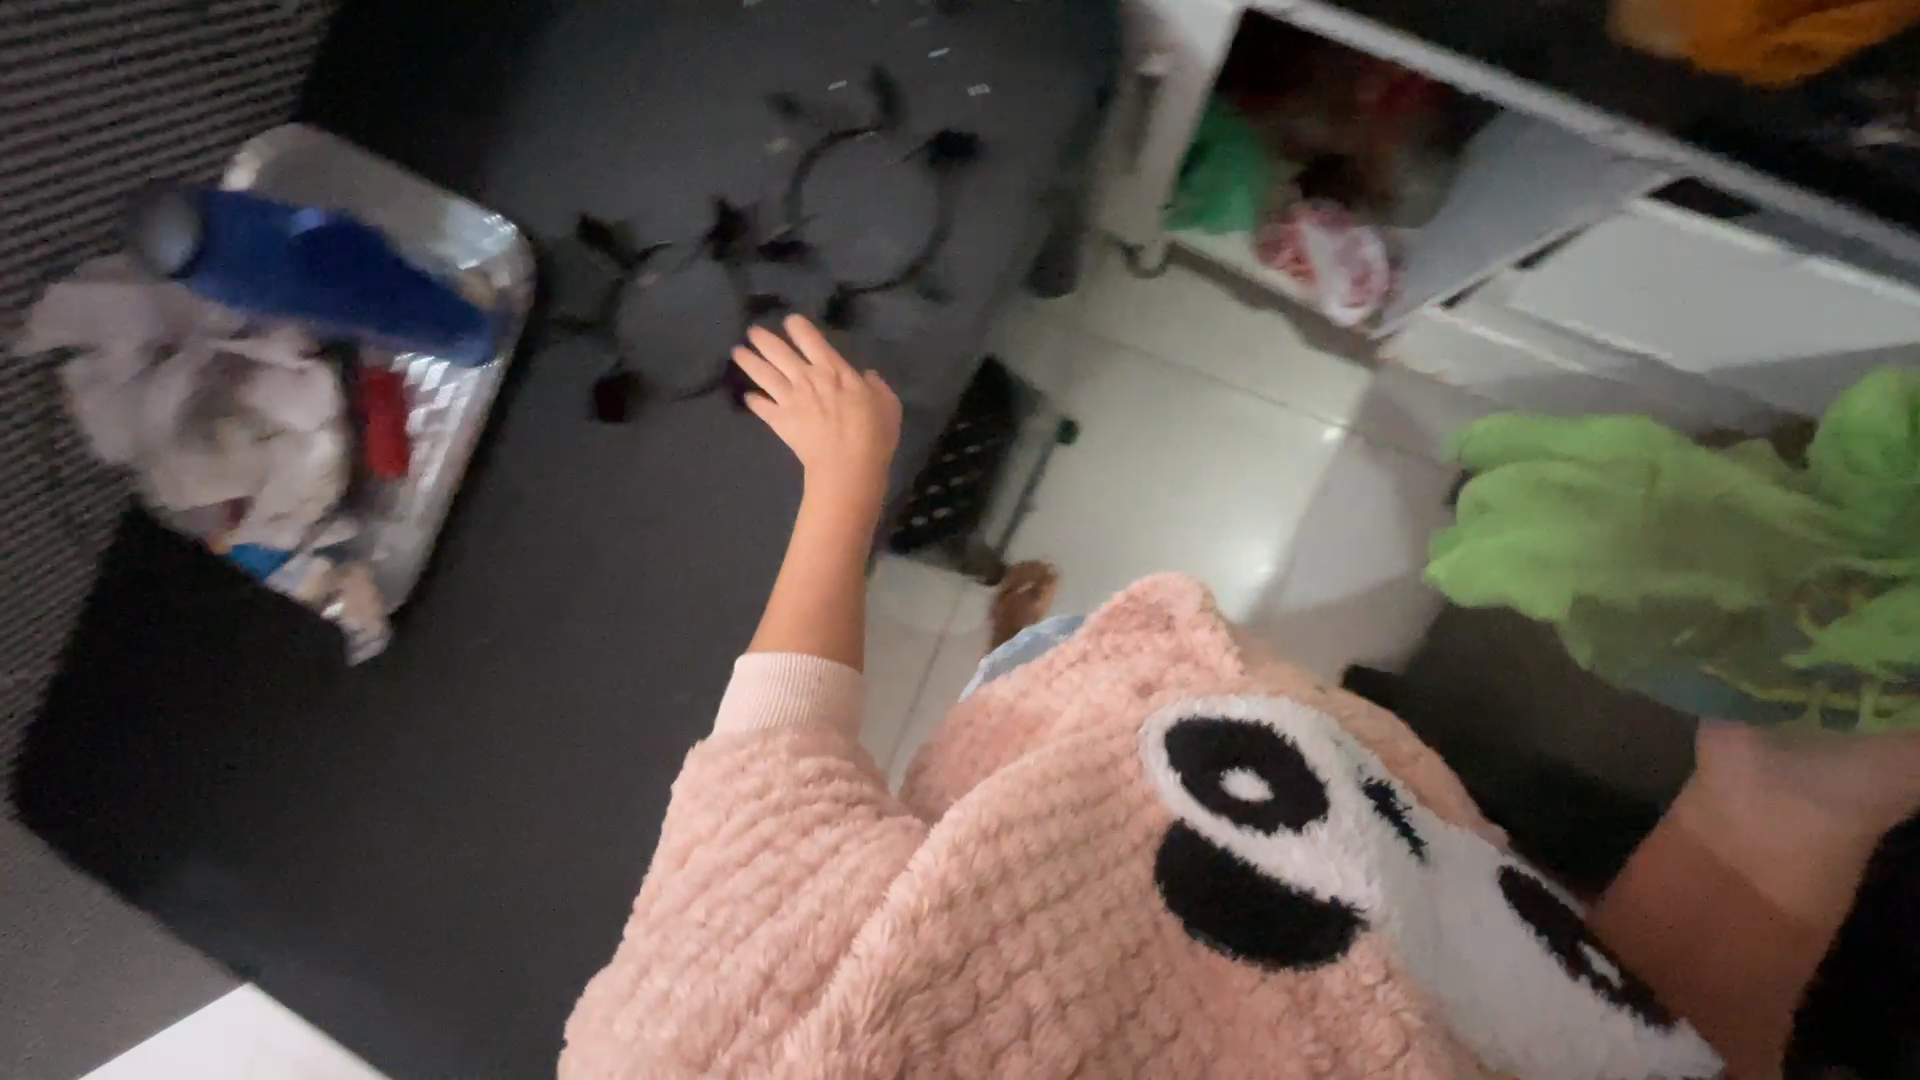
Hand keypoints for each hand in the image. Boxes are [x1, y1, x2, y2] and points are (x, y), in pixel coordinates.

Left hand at [733, 316, 901, 502]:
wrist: (848, 464)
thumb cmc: (873, 432)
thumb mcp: (888, 403)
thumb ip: (876, 385)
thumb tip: (867, 375)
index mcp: (832, 368)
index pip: (809, 337)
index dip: (797, 326)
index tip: (790, 321)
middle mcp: (805, 377)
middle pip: (777, 350)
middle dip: (763, 338)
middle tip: (753, 332)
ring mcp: (789, 398)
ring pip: (762, 373)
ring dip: (748, 361)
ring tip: (737, 352)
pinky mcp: (779, 421)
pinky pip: (761, 407)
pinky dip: (753, 401)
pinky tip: (747, 397)